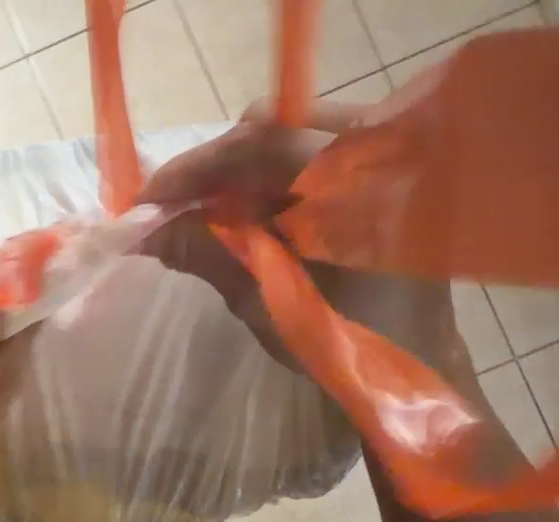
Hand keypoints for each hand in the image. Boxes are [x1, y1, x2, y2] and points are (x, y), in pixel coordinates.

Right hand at [139, 103, 464, 382]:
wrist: (413, 355)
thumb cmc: (344, 339)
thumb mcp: (268, 300)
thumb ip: (209, 254)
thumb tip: (145, 233)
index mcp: (362, 182)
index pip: (263, 145)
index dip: (195, 166)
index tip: (148, 199)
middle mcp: (381, 147)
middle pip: (274, 131)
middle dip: (212, 167)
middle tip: (167, 207)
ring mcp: (385, 150)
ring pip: (289, 138)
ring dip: (235, 173)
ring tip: (196, 211)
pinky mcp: (379, 164)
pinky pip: (308, 153)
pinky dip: (265, 178)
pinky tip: (237, 211)